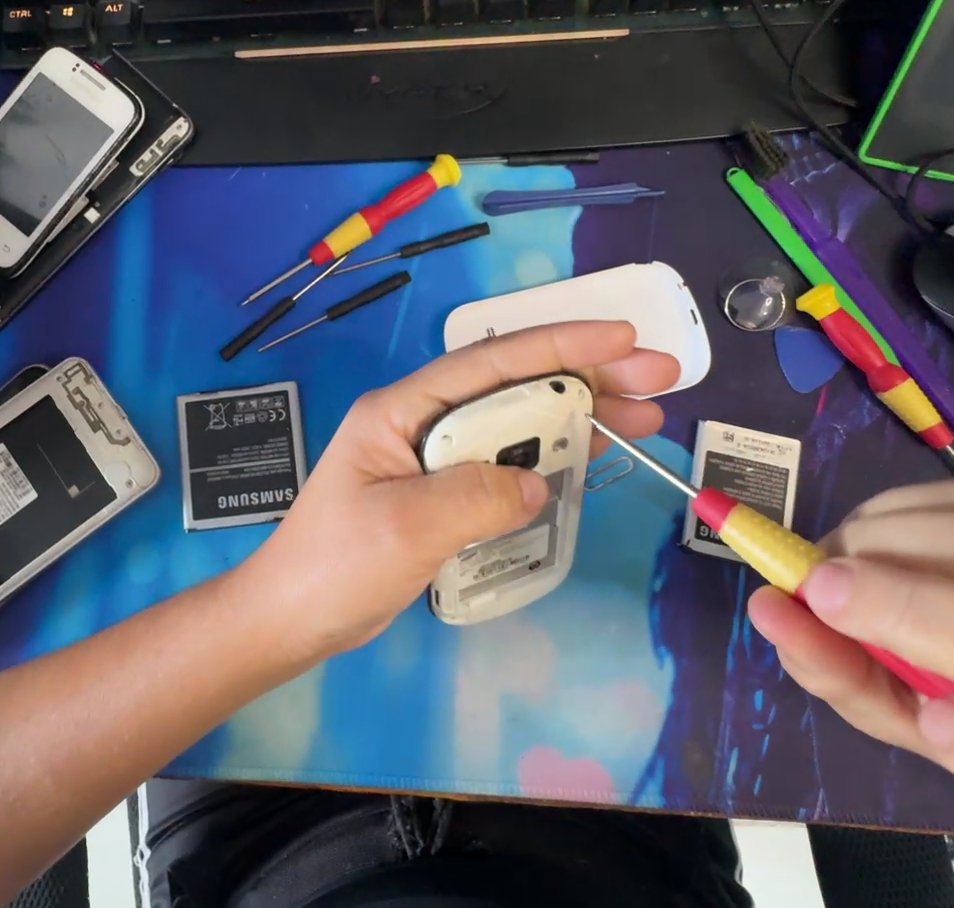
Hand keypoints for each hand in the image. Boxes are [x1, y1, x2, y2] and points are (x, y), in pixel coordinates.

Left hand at [237, 321, 679, 659]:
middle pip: (512, 387)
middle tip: (659, 378)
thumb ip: (476, 497)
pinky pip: (506, 463)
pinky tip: (593, 453)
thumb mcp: (406, 526)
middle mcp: (421, 421)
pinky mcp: (444, 491)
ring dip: (577, 417)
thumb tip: (537, 481)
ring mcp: (434, 456)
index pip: (489, 363)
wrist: (294, 615)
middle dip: (585, 378)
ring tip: (645, 417)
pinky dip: (551, 457)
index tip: (622, 339)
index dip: (559, 345)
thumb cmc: (336, 565)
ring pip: (516, 423)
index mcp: (402, 409)